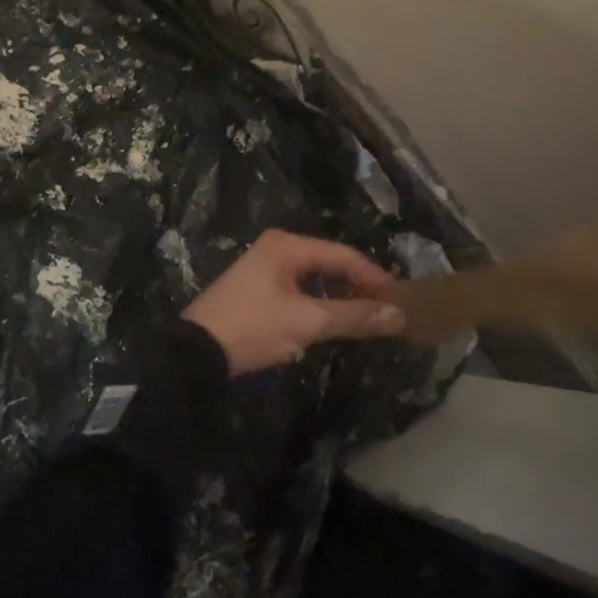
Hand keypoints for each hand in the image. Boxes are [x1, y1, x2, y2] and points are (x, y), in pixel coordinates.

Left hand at [183, 230, 404, 374]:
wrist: (195, 351)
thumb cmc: (252, 328)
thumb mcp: (306, 322)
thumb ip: (353, 316)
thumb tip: (398, 315)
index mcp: (287, 246)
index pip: (345, 256)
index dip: (375, 278)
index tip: (402, 301)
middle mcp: (276, 248)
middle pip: (330, 264)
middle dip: (358, 288)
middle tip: (387, 312)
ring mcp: (264, 268)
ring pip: (315, 279)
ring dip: (338, 299)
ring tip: (365, 321)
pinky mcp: (257, 289)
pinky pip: (299, 291)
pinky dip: (318, 306)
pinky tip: (329, 325)